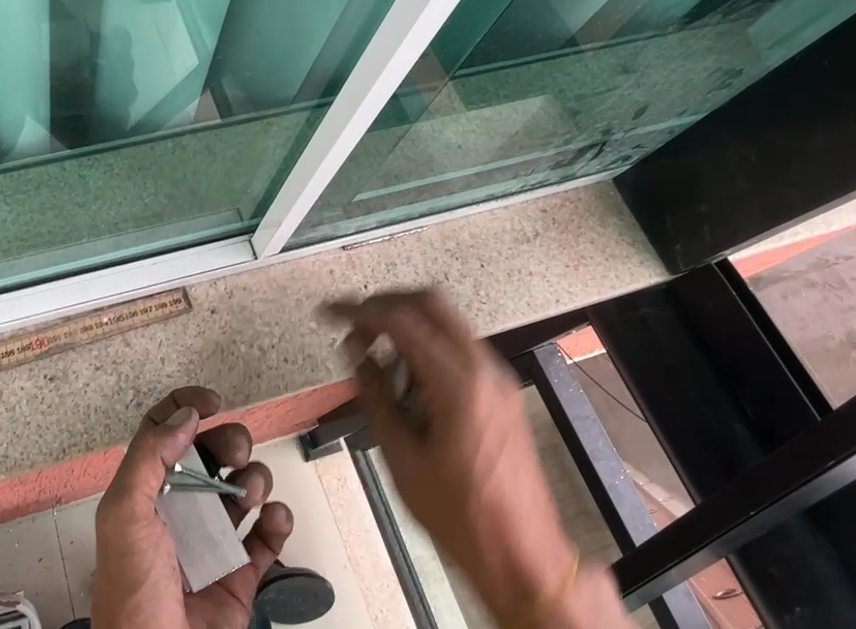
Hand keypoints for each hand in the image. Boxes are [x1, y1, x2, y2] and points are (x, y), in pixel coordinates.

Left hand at [92, 387, 293, 628]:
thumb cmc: (131, 588)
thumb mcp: (125, 514)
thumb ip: (150, 457)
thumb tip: (185, 414)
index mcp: (145, 492)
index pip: (163, 433)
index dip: (185, 408)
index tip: (213, 403)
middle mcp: (178, 510)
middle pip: (210, 456)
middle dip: (229, 443)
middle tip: (237, 452)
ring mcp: (211, 541)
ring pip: (241, 490)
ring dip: (255, 479)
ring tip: (252, 491)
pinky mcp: (239, 574)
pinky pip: (266, 537)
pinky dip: (277, 521)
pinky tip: (275, 517)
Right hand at [328, 291, 626, 627]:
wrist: (523, 554)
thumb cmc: (462, 516)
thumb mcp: (402, 457)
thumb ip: (376, 395)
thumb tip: (357, 355)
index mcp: (458, 383)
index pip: (402, 320)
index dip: (359, 311)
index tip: (331, 312)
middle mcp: (484, 369)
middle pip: (429, 302)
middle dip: (385, 304)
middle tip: (354, 324)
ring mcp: (498, 378)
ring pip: (445, 321)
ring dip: (406, 327)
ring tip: (376, 361)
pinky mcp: (501, 391)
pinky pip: (458, 347)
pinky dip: (427, 347)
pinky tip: (405, 381)